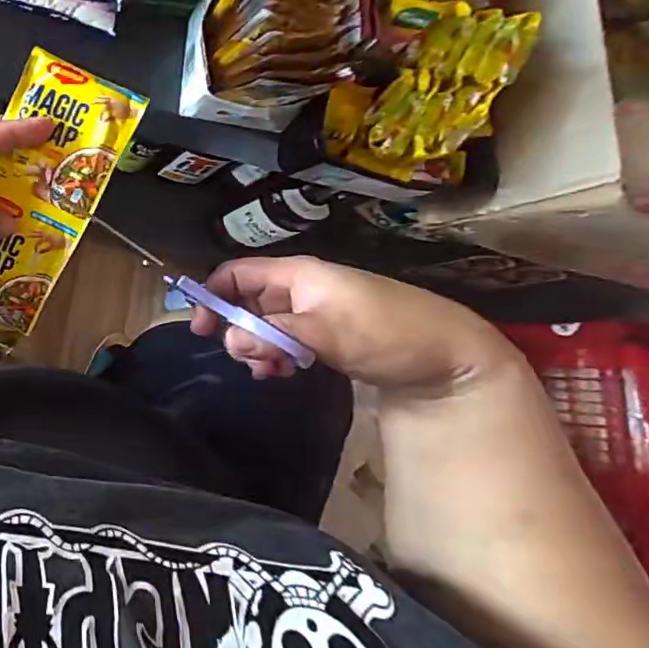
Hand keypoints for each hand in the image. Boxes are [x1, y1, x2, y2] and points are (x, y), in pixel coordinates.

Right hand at [189, 255, 522, 389]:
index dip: (212, 296)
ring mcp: (313, 312)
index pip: (237, 274)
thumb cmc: (387, 332)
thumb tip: (230, 338)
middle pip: (246, 301)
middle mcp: (300, 288)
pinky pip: (285, 340)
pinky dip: (277, 356)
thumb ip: (276, 333)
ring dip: (257, 347)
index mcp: (297, 274)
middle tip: (253, 361)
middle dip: (238, 330)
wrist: (447, 356)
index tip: (201, 331)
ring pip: (264, 324)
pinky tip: (287, 373)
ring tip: (273, 372)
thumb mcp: (328, 332)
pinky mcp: (325, 335)